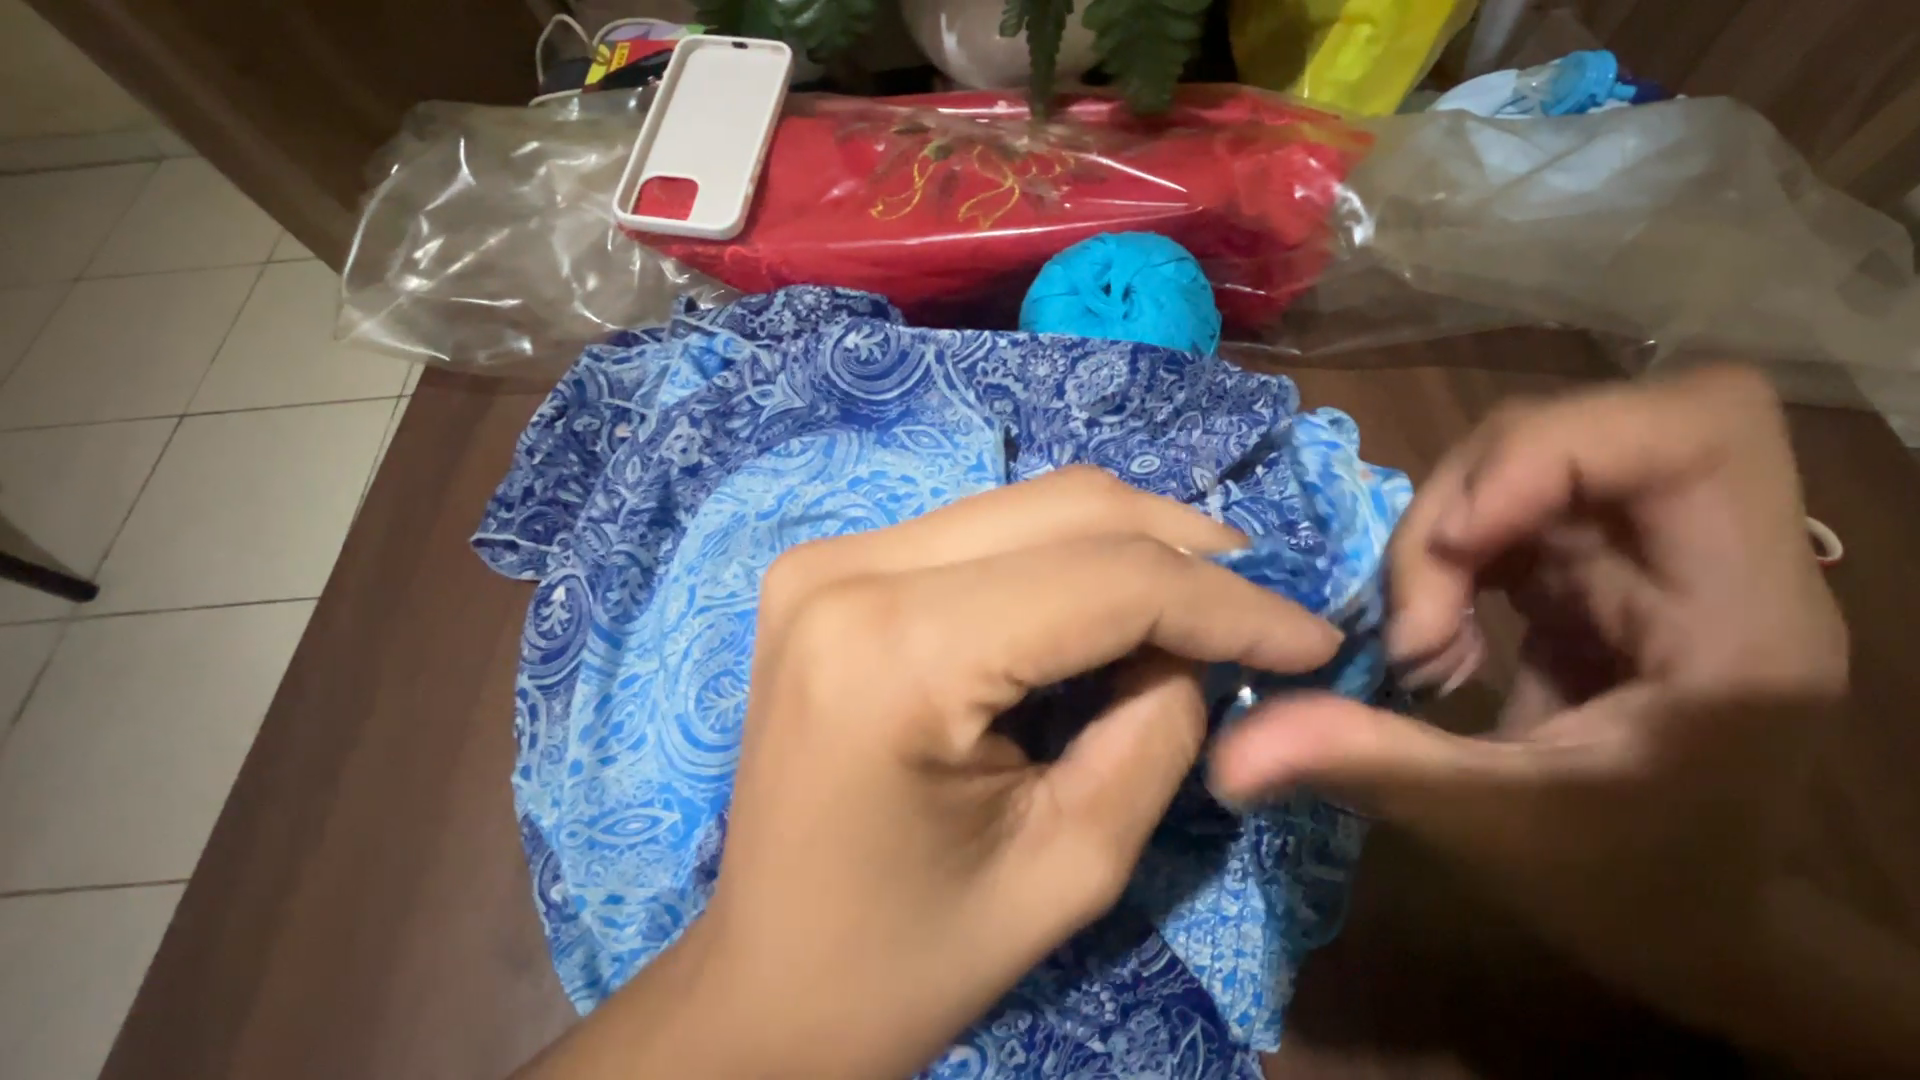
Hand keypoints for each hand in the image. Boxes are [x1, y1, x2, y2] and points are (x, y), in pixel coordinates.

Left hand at [516, 467, 1344, 1079]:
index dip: (1228, 602)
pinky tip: (1111, 606)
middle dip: (1186, 552)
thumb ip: (1158, 724)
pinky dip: (1062, 560)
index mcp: (894, 651)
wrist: (769, 976)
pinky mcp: (827, 569)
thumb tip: (1201, 634)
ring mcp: (825, 558)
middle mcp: (846, 569)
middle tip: (1265, 610)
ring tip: (1203, 608)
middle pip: (1065, 508)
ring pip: (1026, 506)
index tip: (1315, 637)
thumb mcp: (1074, 860)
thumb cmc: (914, 953)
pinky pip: (980, 534)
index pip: (1106, 579)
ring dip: (1129, 547)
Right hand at [1210, 367, 1919, 1072]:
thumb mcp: (1489, 823)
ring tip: (1416, 633)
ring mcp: (1651, 556)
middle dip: (1475, 491)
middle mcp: (1713, 560)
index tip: (1452, 548)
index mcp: (1740, 619)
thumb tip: (1227, 753)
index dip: (1550, 452)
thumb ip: (1365, 762)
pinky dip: (1447, 553)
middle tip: (1415, 601)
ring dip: (1446, 530)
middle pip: (1598, 424)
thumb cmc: (1624, 885)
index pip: (1694, 432)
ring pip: (1539, 456)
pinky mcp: (1599, 568)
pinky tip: (1432, 632)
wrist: (1684, 921)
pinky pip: (1511, 506)